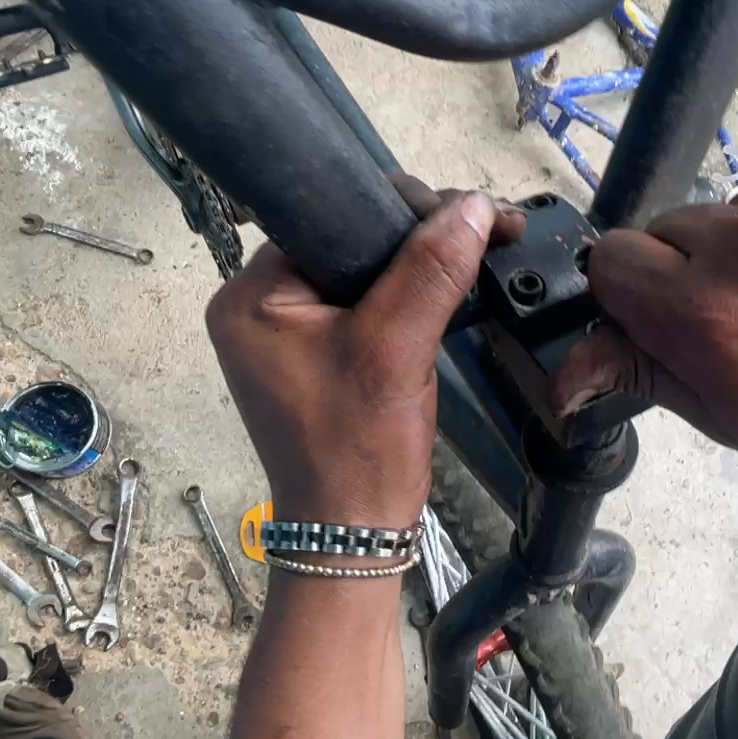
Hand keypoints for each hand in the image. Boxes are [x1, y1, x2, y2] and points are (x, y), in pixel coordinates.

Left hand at [205, 178, 504, 529]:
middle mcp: (262, 304)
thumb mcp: (393, 353)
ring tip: (479, 249)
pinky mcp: (321, 353)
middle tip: (483, 228)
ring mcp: (291, 331)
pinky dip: (411, 296)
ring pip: (365, 271)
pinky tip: (453, 287)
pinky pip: (369, 303)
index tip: (462, 211)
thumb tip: (474, 204)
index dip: (398, 207)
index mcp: (253, 295)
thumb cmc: (358, 451)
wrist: (355, 534)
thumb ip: (430, 274)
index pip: (329, 217)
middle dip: (418, 236)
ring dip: (420, 265)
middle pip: (350, 241)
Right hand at [552, 159, 737, 487]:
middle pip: (659, 230)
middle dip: (678, 271)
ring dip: (732, 249)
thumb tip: (565, 371)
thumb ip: (640, 372)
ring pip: (718, 212)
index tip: (659, 319)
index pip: (608, 260)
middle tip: (732, 316)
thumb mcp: (731, 419)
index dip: (626, 294)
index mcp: (704, 314)